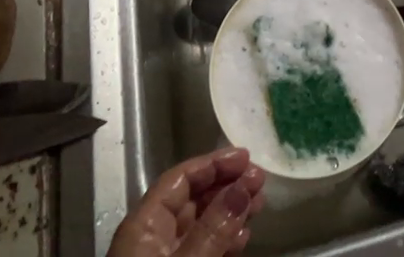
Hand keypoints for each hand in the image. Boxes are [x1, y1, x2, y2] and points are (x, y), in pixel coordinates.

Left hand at [107, 148, 267, 256]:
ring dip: (230, 212)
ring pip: (199, 224)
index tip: (246, 156)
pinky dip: (222, 240)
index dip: (213, 164)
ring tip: (260, 204)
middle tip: (260, 180)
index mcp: (142, 225)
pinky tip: (243, 237)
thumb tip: (244, 188)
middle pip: (191, 198)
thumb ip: (213, 229)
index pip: (179, 179)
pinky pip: (199, 249)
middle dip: (227, 186)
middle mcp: (150, 237)